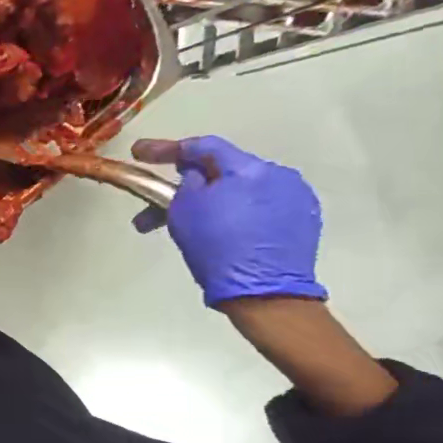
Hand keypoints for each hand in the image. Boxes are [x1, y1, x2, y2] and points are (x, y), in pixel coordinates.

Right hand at [130, 135, 327, 307]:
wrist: (265, 295)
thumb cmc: (216, 249)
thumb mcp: (185, 212)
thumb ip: (186, 183)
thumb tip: (194, 175)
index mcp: (248, 168)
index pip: (203, 146)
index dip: (166, 149)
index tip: (139, 153)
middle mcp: (278, 174)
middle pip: (224, 171)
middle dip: (189, 187)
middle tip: (160, 208)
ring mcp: (296, 198)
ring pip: (242, 191)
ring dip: (215, 203)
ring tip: (195, 230)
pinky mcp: (303, 222)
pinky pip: (261, 209)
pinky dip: (238, 217)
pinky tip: (225, 238)